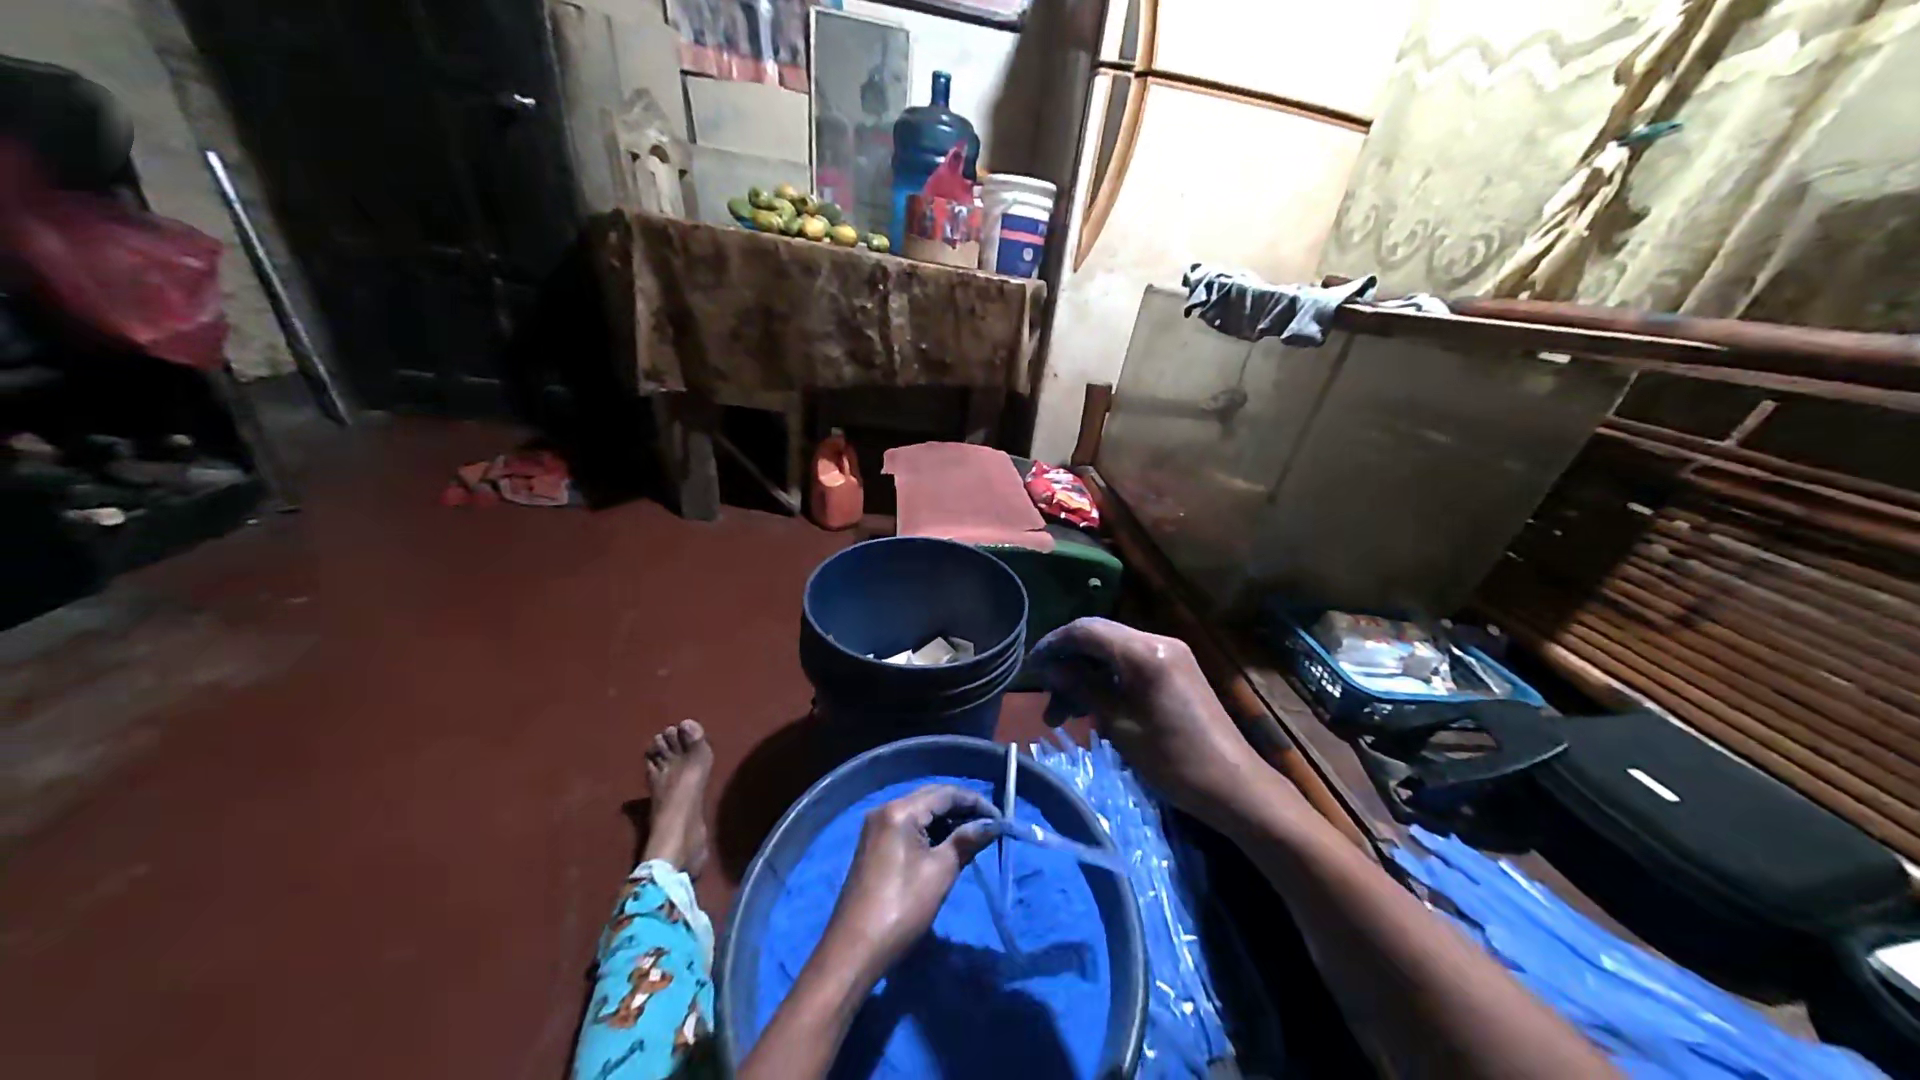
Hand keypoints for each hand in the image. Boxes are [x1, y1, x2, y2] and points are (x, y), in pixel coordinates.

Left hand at [821, 784, 997, 977]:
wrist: (855, 949)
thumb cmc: (902, 907)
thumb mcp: (941, 872)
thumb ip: (967, 841)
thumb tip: (992, 825)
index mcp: (900, 810)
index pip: (945, 793)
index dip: (976, 801)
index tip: (1001, 818)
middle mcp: (884, 810)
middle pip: (931, 798)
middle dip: (962, 809)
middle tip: (991, 826)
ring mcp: (876, 828)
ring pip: (920, 813)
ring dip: (947, 821)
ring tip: (975, 837)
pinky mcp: (874, 845)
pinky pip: (908, 827)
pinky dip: (930, 833)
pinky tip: (948, 846)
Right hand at [1030, 617, 1281, 826]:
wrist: (1233, 785)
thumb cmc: (1172, 759)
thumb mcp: (1119, 724)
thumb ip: (1082, 688)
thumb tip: (1049, 668)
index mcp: (1144, 651)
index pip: (1086, 630)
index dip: (1053, 644)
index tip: (1030, 668)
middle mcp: (1158, 641)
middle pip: (1098, 638)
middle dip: (1067, 665)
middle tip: (1048, 704)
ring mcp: (1170, 654)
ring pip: (1112, 654)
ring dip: (1085, 678)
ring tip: (1063, 717)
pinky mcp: (1175, 670)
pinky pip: (1130, 665)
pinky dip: (1107, 682)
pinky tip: (1092, 710)